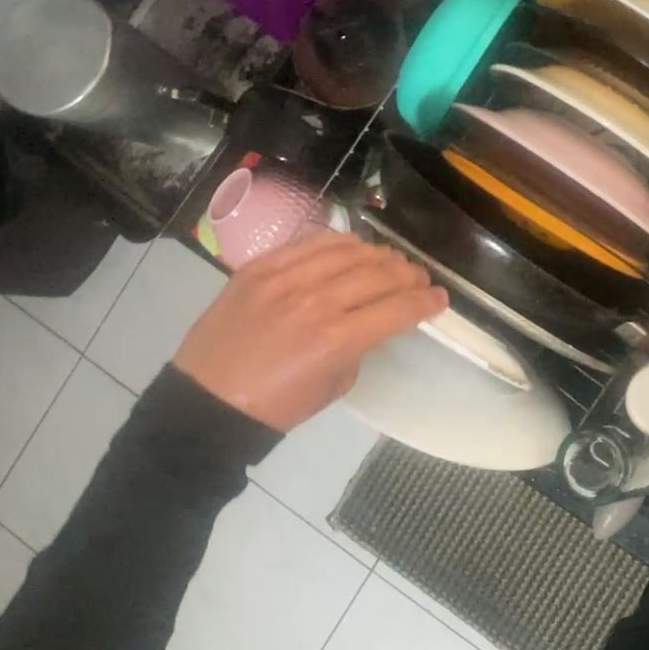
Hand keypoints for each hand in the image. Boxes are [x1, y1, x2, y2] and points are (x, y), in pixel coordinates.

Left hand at [174, 229, 446, 431]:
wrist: (206, 403)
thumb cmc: (278, 407)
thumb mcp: (335, 384)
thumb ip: (359, 346)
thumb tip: (372, 319)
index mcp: (338, 340)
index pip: (399, 309)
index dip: (427, 302)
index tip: (441, 299)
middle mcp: (315, 302)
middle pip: (379, 274)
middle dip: (409, 275)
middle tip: (420, 280)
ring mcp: (283, 280)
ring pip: (348, 251)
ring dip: (379, 255)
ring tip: (390, 261)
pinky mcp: (258, 268)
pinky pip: (309, 244)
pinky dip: (339, 242)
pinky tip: (353, 248)